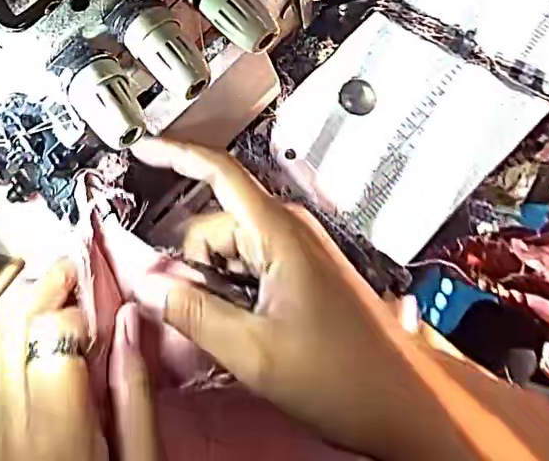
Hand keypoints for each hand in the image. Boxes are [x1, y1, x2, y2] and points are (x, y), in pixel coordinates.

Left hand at [0, 259, 157, 460]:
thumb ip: (134, 393)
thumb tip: (130, 319)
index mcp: (53, 440)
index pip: (48, 336)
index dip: (76, 311)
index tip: (98, 311)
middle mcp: (2, 437)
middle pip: (9, 330)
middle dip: (42, 291)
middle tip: (73, 276)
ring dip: (15, 312)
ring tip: (48, 303)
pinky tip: (21, 343)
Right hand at [128, 137, 450, 459]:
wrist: (404, 401)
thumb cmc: (347, 375)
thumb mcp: (255, 352)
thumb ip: (194, 313)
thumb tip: (150, 286)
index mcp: (277, 229)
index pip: (217, 171)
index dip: (175, 153)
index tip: (144, 148)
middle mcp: (286, 227)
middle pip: (213, 223)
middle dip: (192, 263)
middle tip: (192, 315)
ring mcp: (295, 246)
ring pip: (227, 247)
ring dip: (213, 283)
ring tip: (231, 332)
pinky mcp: (299, 266)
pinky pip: (247, 263)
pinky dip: (231, 289)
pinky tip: (243, 327)